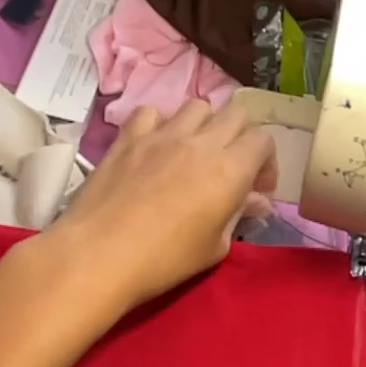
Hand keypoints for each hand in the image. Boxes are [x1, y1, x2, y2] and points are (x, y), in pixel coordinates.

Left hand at [34, 100, 275, 316]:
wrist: (99, 255)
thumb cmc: (166, 260)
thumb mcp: (215, 247)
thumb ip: (238, 215)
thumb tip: (255, 201)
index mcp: (230, 169)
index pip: (263, 140)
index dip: (266, 162)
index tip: (256, 189)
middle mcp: (201, 142)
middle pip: (236, 113)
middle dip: (241, 137)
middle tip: (231, 166)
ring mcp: (162, 135)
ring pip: (197, 106)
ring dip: (204, 126)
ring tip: (194, 153)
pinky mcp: (128, 137)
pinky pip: (152, 112)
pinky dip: (160, 124)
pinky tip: (156, 147)